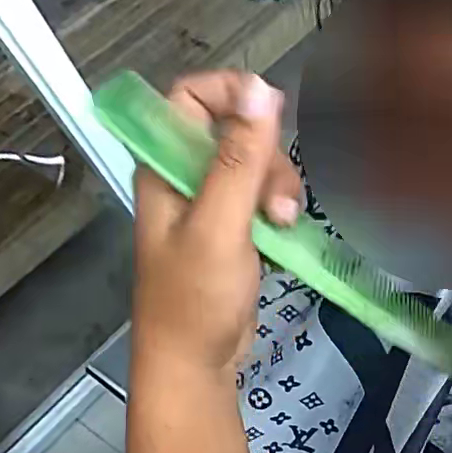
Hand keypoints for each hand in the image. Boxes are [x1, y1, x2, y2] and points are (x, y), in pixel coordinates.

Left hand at [131, 71, 302, 374]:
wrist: (194, 361)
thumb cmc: (195, 298)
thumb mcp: (219, 225)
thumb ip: (240, 160)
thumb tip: (262, 91)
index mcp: (165, 167)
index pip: (190, 98)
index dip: (230, 95)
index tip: (273, 118)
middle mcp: (185, 179)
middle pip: (236, 136)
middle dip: (268, 161)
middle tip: (280, 203)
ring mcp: (211, 208)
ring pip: (257, 170)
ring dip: (280, 190)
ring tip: (285, 226)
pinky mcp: (233, 233)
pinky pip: (263, 203)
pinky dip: (280, 214)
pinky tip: (286, 236)